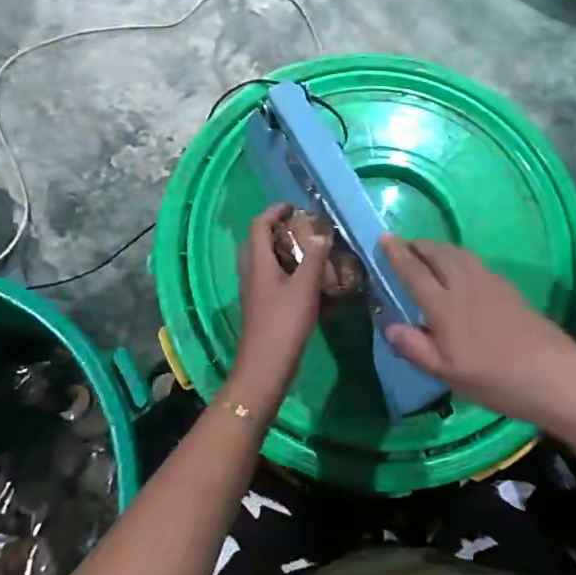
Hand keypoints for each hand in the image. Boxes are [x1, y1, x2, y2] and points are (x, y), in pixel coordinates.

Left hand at [230, 204, 331, 398]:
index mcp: (258, 262)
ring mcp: (257, 292)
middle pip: (261, 242)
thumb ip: (314, 257)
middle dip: (282, 231)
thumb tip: (322, 234)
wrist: (266, 367)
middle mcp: (253, 273)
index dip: (275, 211)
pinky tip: (316, 285)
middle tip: (307, 230)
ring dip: (289, 254)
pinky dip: (293, 276)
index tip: (296, 207)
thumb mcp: (304, 287)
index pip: (259, 225)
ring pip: (270, 263)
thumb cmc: (283, 323)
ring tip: (315, 253)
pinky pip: (277, 282)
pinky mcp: (265, 308)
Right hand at [381, 236, 575, 432]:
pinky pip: (474, 262)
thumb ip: (416, 347)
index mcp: (445, 304)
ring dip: (439, 248)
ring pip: (459, 254)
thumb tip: (390, 326)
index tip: (384, 238)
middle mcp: (466, 284)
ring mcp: (490, 282)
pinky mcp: (508, 288)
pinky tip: (459, 270)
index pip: (415, 271)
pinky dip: (458, 257)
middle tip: (404, 245)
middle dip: (419, 245)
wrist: (553, 374)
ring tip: (427, 253)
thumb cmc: (494, 379)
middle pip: (438, 253)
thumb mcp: (447, 373)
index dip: (397, 254)